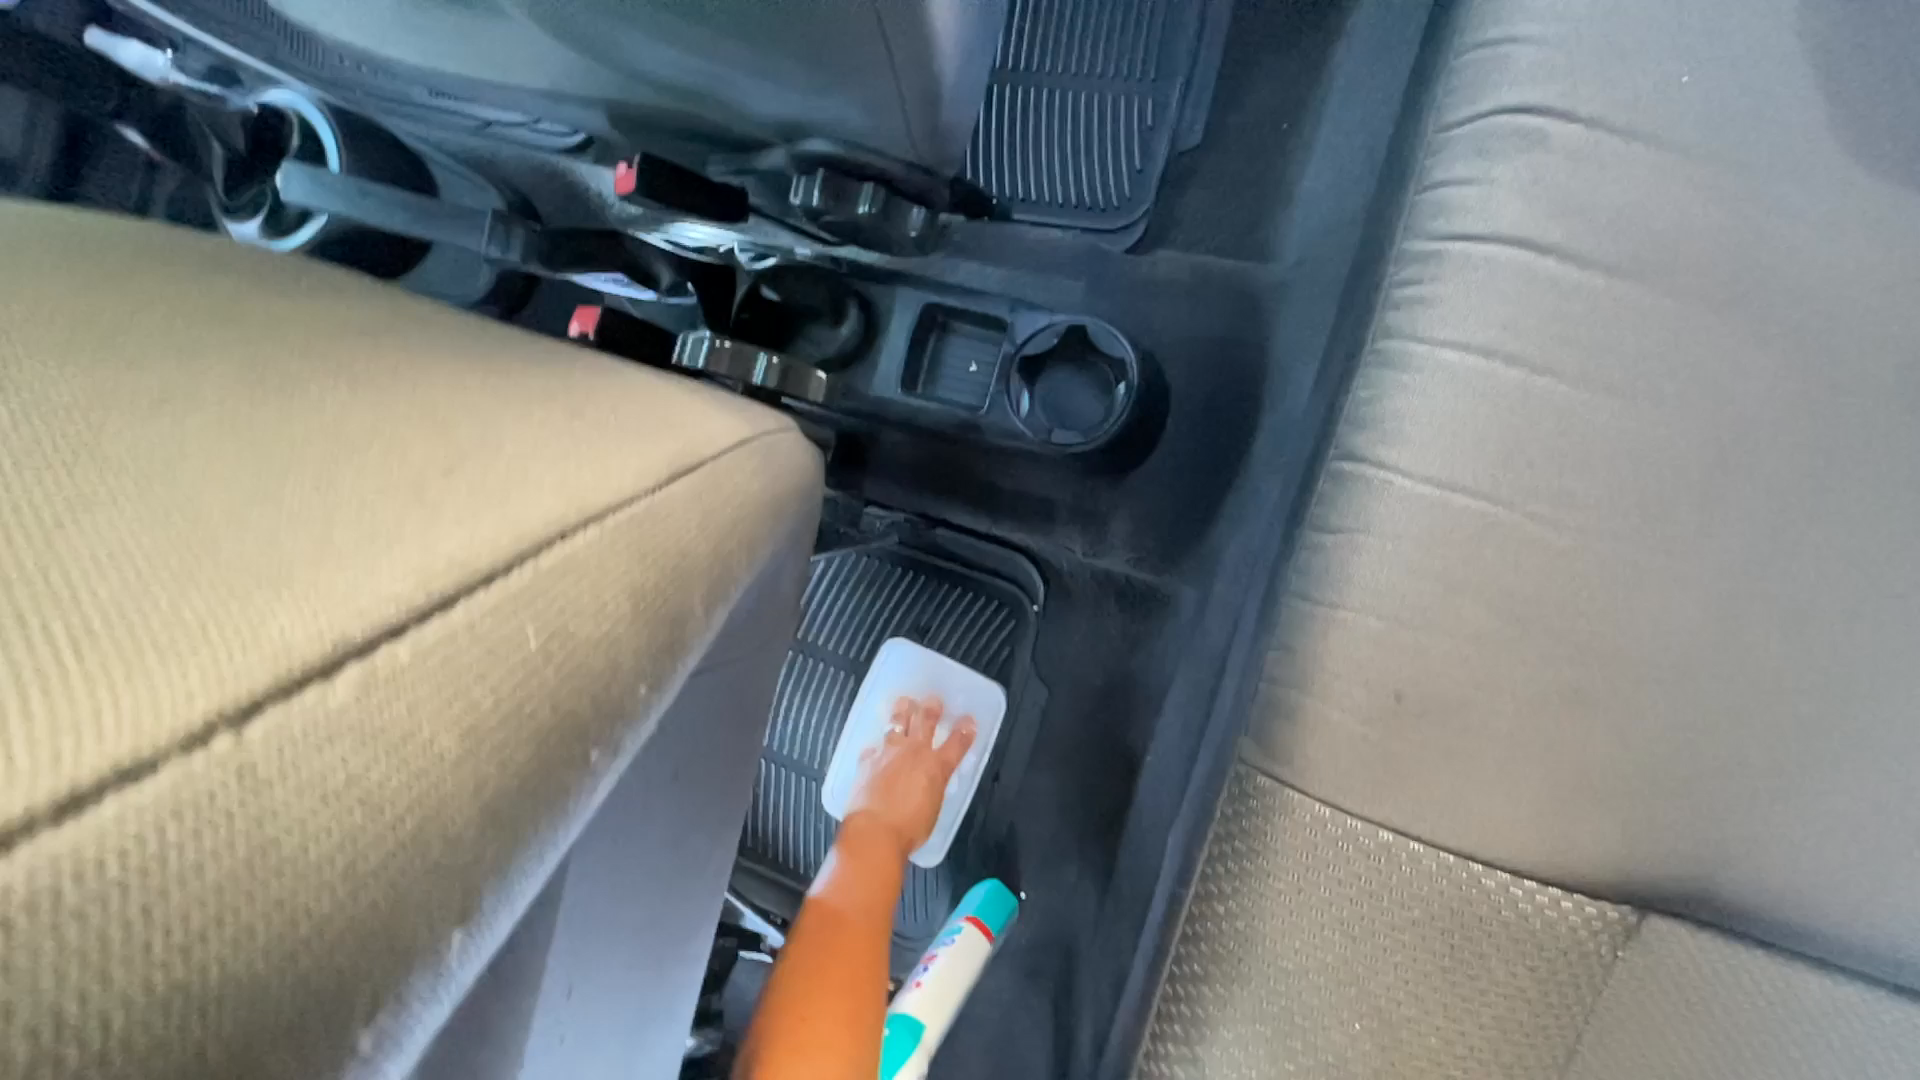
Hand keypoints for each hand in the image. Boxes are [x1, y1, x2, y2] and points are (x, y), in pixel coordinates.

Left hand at [843, 697, 976, 860]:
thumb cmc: (909, 829)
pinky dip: (876, 747)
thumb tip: (928, 785)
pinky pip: (873, 748)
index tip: (969, 721)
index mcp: (936, 767)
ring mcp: (888, 753)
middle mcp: (914, 753)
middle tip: (933, 700)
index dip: (964, 731)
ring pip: (897, 723)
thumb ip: (932, 790)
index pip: (956, 743)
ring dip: (902, 711)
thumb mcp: (932, 810)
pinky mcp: (867, 761)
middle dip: (931, 708)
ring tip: (904, 702)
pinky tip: (874, 747)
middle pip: (925, 722)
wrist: (874, 831)